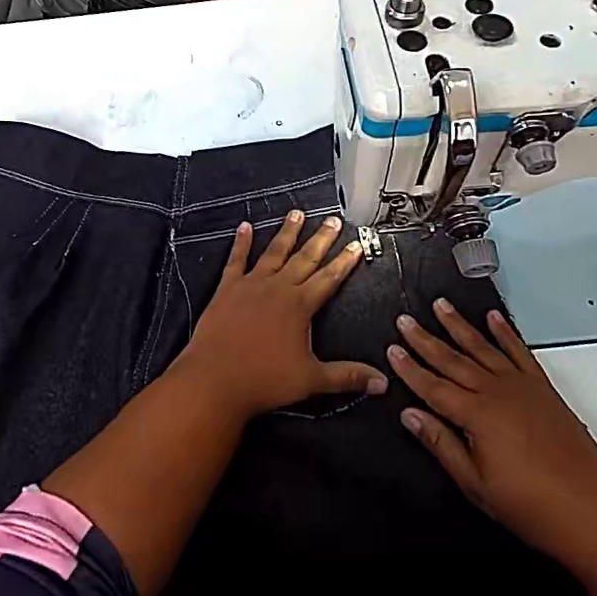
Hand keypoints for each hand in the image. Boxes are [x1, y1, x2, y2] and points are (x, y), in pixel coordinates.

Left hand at [170, 211, 383, 419]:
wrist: (215, 380)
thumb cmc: (263, 380)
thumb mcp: (311, 380)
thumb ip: (347, 376)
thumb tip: (382, 382)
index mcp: (300, 305)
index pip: (329, 278)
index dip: (345, 261)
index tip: (356, 244)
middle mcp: (278, 288)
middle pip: (305, 258)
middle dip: (321, 238)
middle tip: (332, 220)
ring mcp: (251, 285)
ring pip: (274, 252)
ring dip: (287, 232)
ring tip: (296, 213)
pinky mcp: (227, 289)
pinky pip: (236, 260)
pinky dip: (241, 243)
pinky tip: (245, 227)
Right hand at [389, 299, 596, 560]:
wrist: (590, 510)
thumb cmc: (534, 505)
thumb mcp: (475, 484)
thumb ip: (441, 444)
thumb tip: (412, 417)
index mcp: (477, 416)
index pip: (432, 386)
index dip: (409, 368)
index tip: (393, 350)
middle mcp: (497, 393)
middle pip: (452, 359)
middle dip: (425, 339)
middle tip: (406, 320)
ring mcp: (522, 387)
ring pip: (482, 347)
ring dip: (459, 325)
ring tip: (442, 306)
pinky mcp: (543, 389)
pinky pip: (519, 352)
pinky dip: (505, 333)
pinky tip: (494, 320)